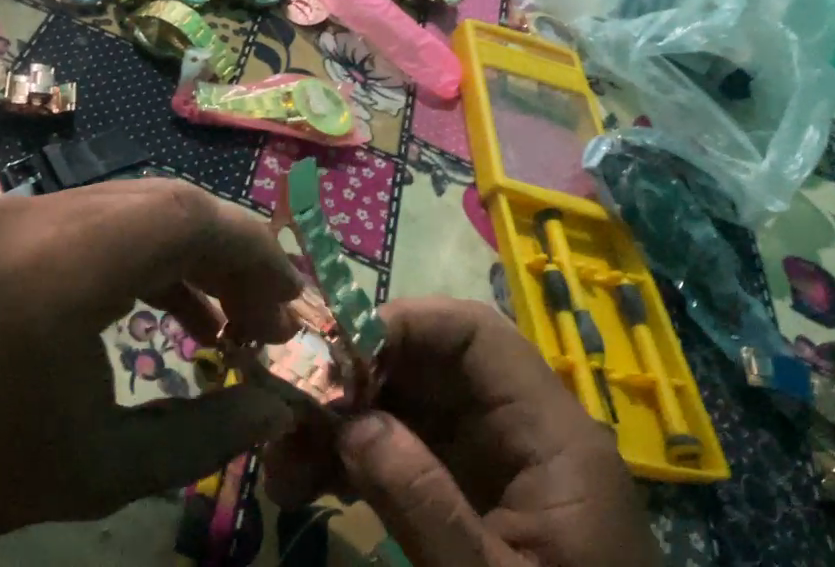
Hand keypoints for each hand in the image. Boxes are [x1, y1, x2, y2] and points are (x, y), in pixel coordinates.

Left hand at [0, 178, 304, 557]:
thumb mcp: (101, 467)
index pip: (186, 217)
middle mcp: (40, 217)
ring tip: (234, 320)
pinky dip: (147, 253)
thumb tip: (279, 403)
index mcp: (61, 269)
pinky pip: (98, 218)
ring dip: (193, 251)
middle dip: (233, 252)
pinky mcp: (6, 221)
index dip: (255, 254)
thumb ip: (205, 430)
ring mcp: (17, 210)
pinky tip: (176, 310)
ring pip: (136, 203)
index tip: (290, 314)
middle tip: (271, 321)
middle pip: (168, 200)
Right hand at [264, 298, 659, 566]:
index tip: (327, 356)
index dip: (400, 327)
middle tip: (283, 415)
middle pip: (424, 367)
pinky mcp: (464, 495)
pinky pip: (397, 450)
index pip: (474, 336)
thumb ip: (427, 507)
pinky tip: (305, 487)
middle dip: (347, 382)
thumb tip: (350, 421)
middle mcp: (517, 433)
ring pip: (399, 406)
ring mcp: (488, 464)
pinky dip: (348, 459)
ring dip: (335, 424)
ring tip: (281, 468)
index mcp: (552, 439)